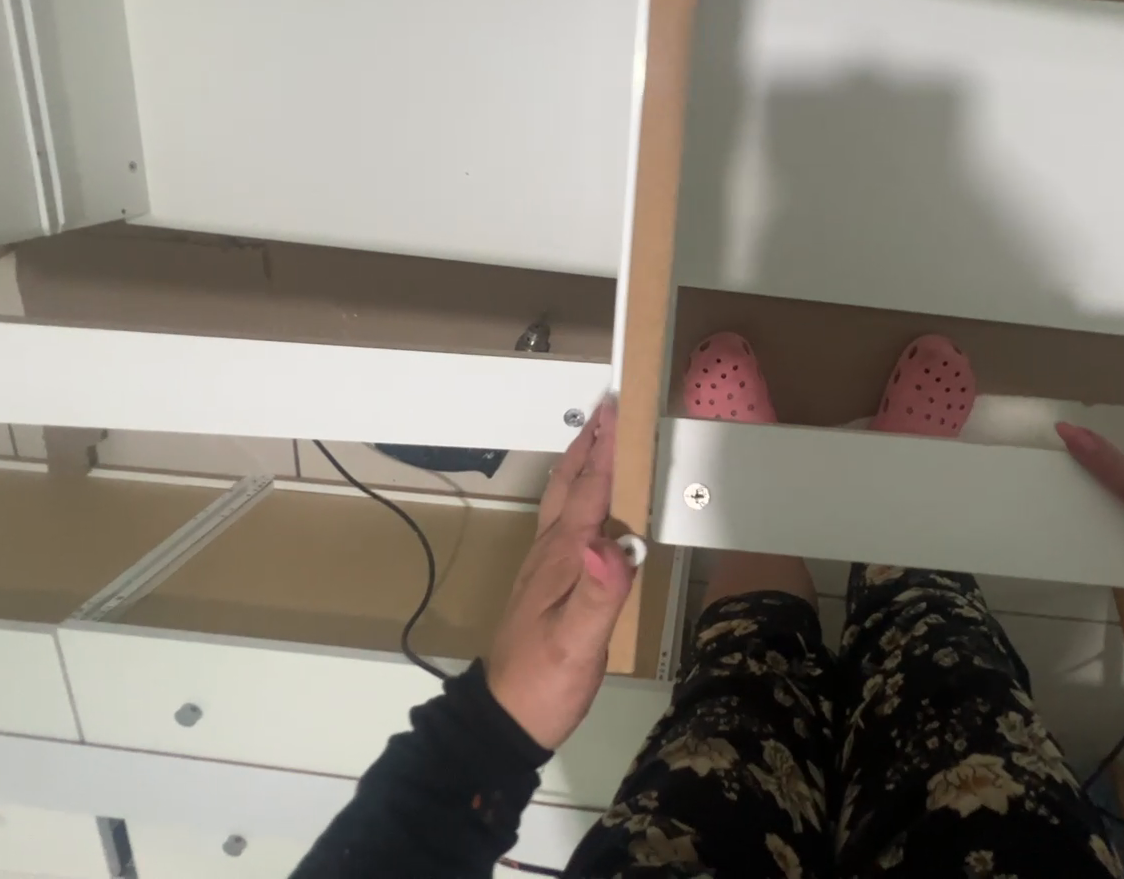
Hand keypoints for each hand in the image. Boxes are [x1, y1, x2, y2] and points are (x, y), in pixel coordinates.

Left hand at [487, 399, 636, 749]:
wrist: (504, 718)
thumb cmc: (545, 680)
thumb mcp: (577, 643)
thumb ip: (599, 592)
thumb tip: (614, 540)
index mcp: (563, 554)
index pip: (590, 490)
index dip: (607, 448)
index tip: (619, 406)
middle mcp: (552, 548)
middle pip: (570, 483)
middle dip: (590, 441)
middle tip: (608, 405)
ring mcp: (546, 562)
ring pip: (564, 496)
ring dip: (582, 460)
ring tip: (599, 435)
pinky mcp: (549, 577)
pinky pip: (566, 517)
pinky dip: (580, 489)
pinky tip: (589, 495)